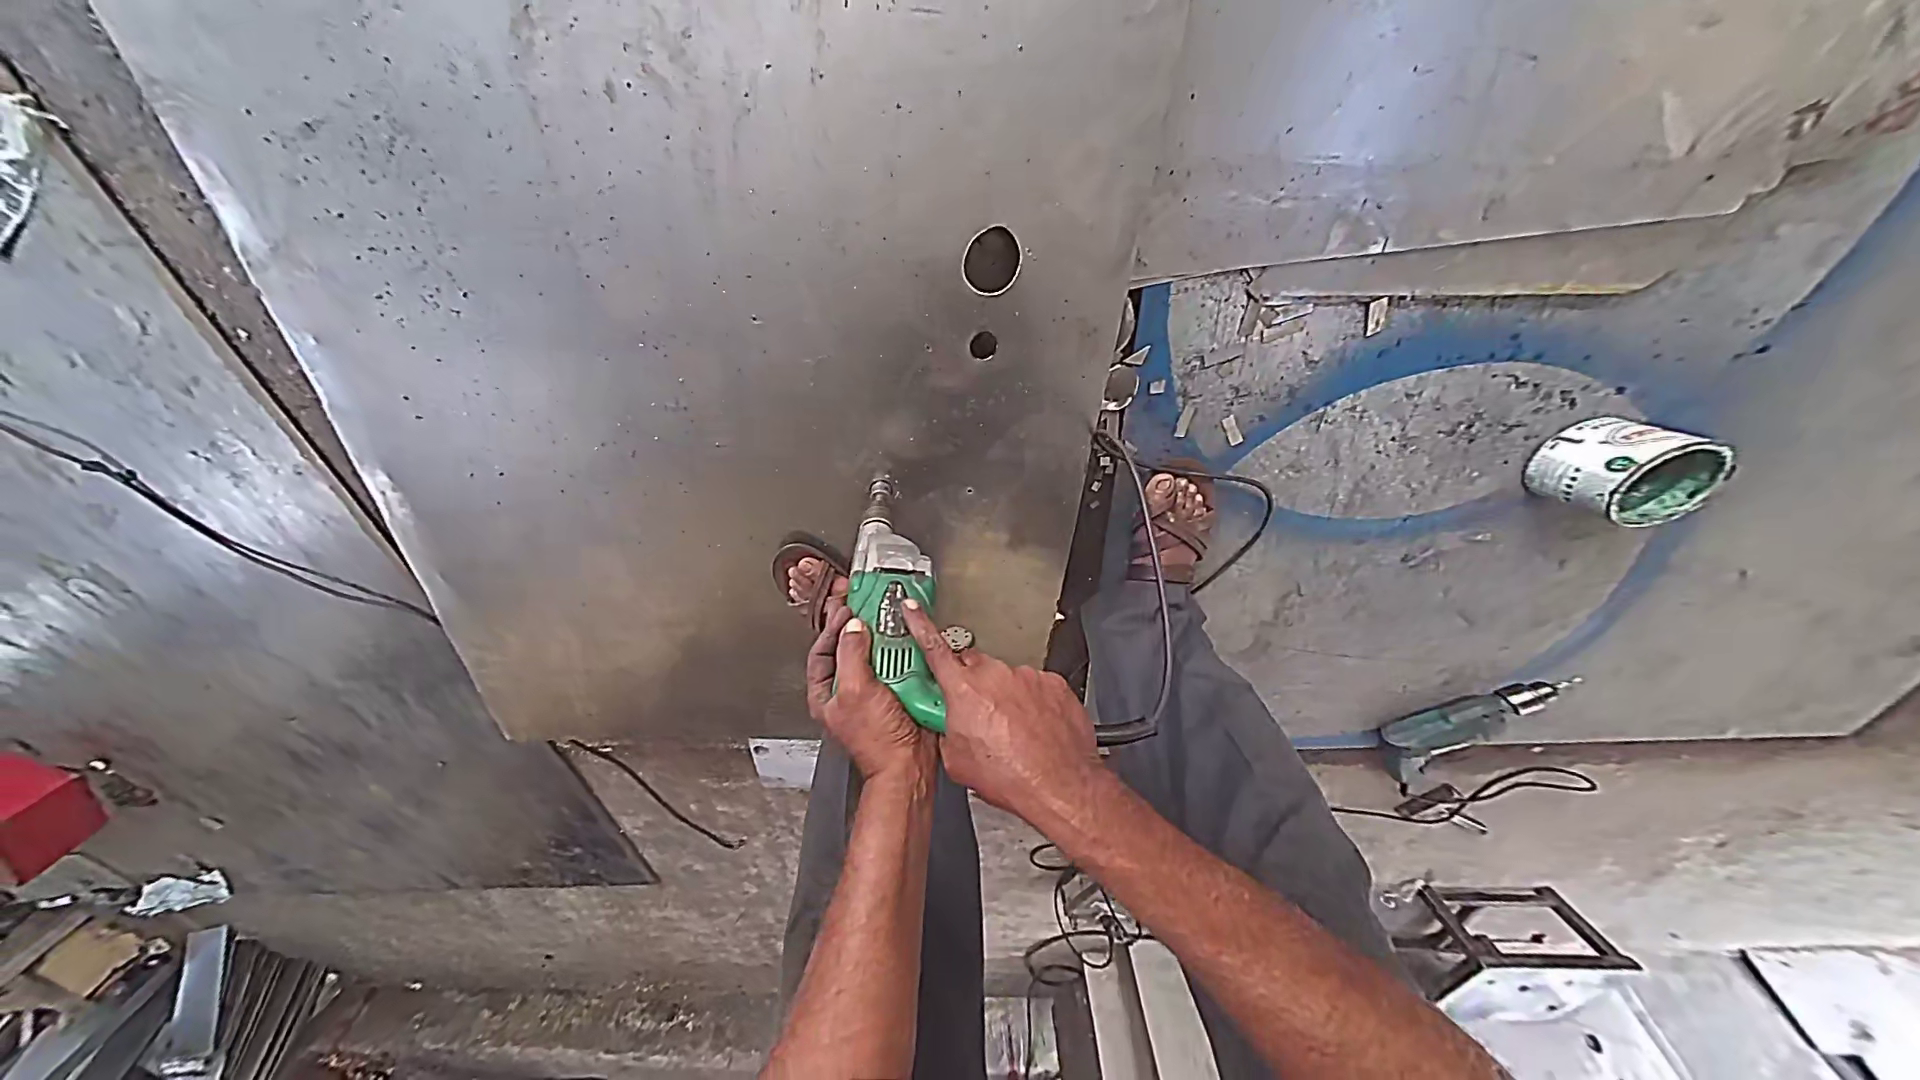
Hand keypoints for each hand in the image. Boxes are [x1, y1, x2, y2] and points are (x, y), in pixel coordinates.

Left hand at [807, 597, 933, 779]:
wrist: (909, 764)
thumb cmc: (877, 742)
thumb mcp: (855, 691)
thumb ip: (851, 655)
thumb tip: (853, 627)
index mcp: (827, 694)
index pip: (822, 651)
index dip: (832, 628)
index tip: (846, 610)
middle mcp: (849, 691)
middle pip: (850, 648)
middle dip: (861, 627)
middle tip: (868, 607)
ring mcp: (874, 691)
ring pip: (877, 653)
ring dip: (885, 638)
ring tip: (889, 621)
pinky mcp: (898, 691)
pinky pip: (900, 663)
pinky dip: (904, 651)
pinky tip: (908, 641)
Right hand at [899, 599, 1101, 817]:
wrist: (1059, 786)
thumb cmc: (1012, 777)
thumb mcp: (956, 761)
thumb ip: (945, 729)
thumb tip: (947, 726)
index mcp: (965, 689)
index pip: (934, 647)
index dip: (920, 624)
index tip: (913, 608)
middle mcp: (996, 675)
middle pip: (974, 666)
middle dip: (972, 684)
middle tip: (978, 715)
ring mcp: (1027, 676)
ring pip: (1007, 678)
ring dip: (1005, 697)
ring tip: (1013, 731)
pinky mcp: (1053, 683)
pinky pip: (1035, 686)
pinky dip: (1032, 703)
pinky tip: (1034, 728)